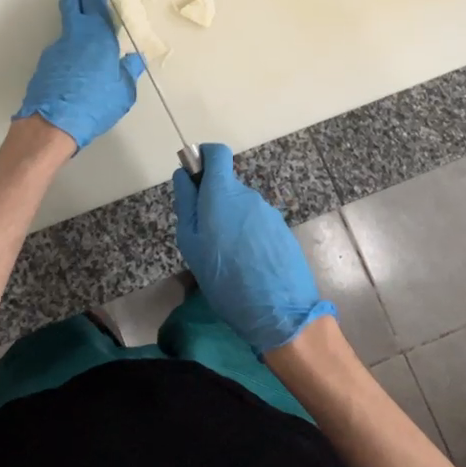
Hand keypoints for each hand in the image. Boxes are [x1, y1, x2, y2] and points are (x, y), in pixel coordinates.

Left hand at [13, 0, 145, 149]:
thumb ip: (128, 71)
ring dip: (78, 30)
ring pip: (68, 30)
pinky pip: (62, 52)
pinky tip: (78, 70)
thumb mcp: (123, 91)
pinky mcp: (45, 65)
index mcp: (96, 35)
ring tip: (91, 47)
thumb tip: (133, 59)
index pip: (93, 0)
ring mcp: (55, 49)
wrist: (52, 125)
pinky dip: (70, 53)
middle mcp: (74, 35)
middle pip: (72, 3)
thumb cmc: (95, 104)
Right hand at [173, 144, 334, 353]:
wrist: (281, 313)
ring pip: (241, 208)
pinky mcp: (282, 232)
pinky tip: (248, 266)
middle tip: (204, 240)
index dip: (202, 158)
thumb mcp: (191, 244)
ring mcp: (268, 214)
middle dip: (212, 204)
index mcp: (222, 193)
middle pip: (225, 186)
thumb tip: (183, 175)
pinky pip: (257, 225)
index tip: (193, 179)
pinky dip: (248, 237)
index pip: (216, 153)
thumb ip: (186, 204)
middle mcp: (248, 196)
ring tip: (227, 260)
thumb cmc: (225, 279)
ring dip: (230, 223)